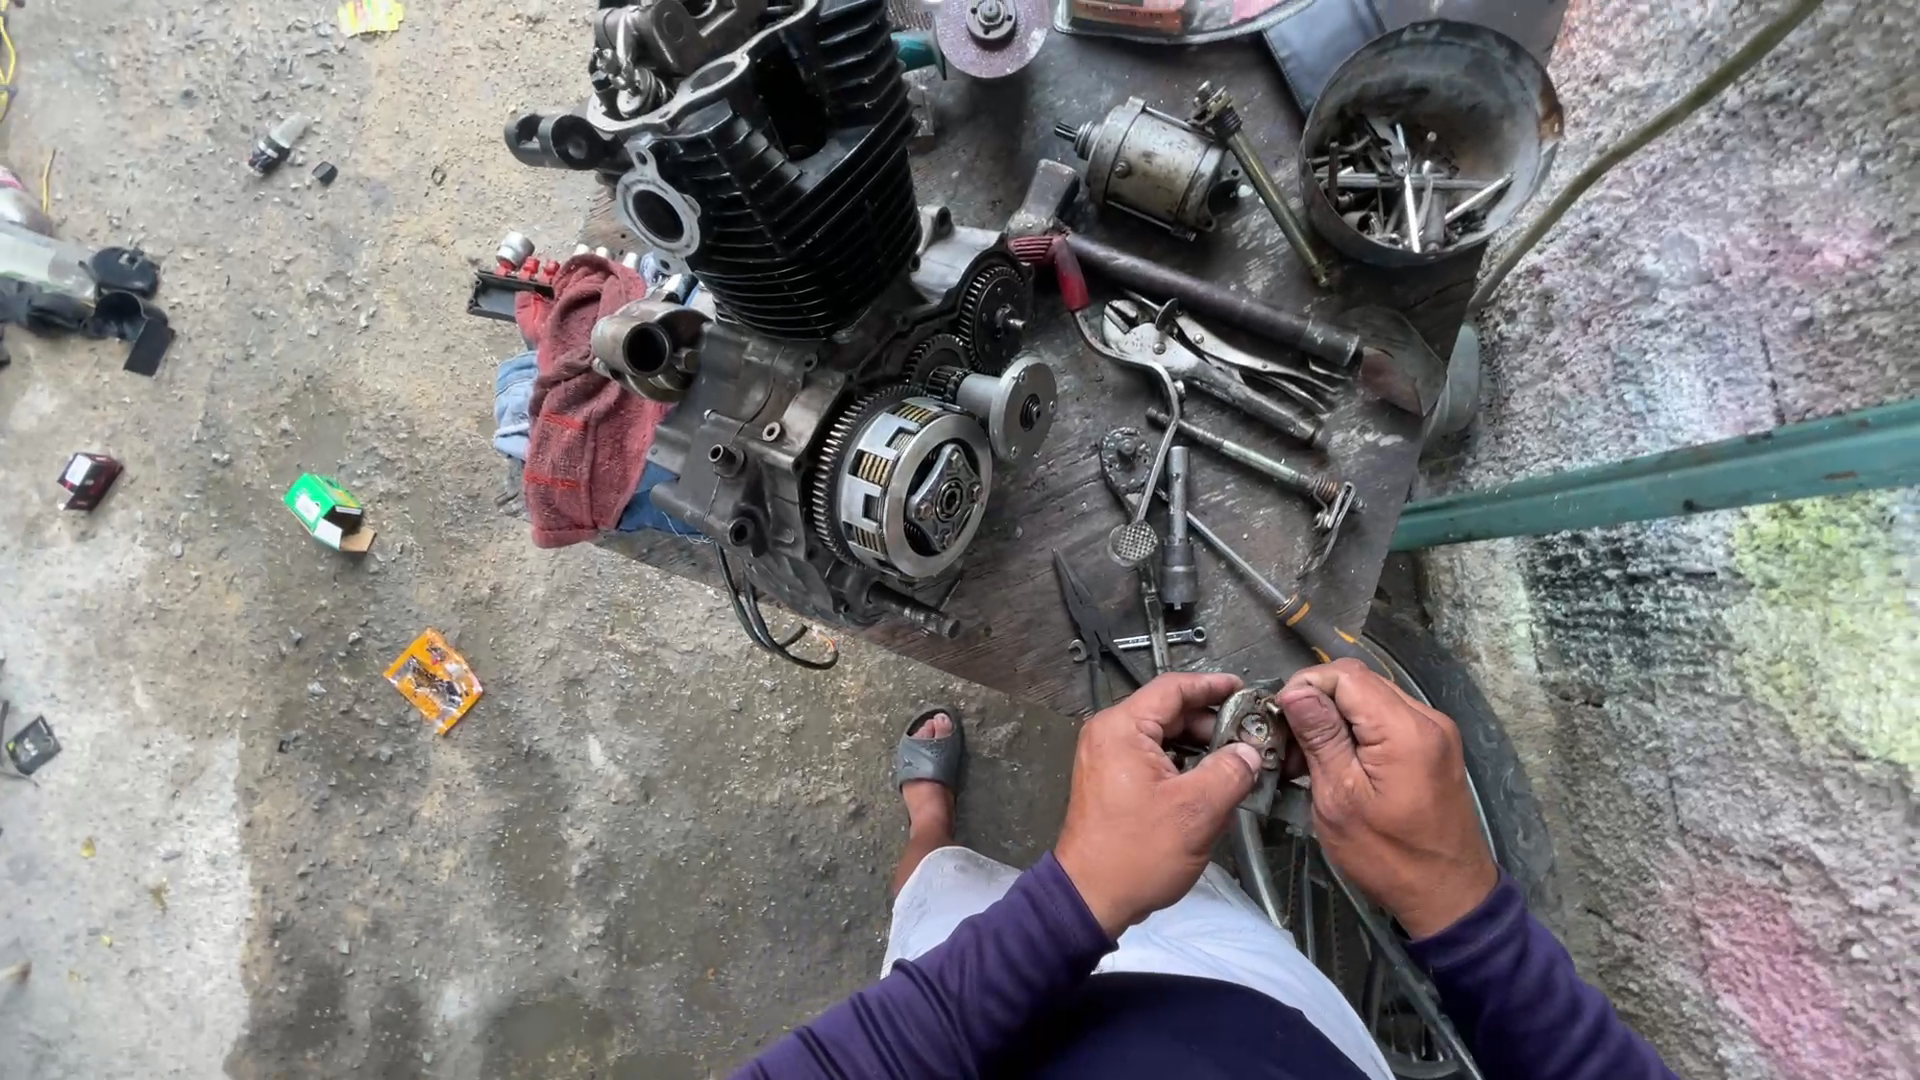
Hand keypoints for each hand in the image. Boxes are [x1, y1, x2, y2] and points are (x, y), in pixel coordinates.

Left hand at [1054, 673, 1262, 937]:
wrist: (1091, 896)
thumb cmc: (1135, 853)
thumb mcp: (1196, 810)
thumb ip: (1230, 772)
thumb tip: (1250, 753)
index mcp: (1122, 727)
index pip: (1172, 688)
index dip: (1212, 686)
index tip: (1242, 689)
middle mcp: (1108, 733)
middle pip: (1168, 712)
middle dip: (1211, 723)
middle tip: (1249, 737)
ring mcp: (1106, 756)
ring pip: (1162, 737)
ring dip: (1199, 746)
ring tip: (1236, 762)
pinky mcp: (1110, 778)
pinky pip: (1151, 757)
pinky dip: (1181, 764)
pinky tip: (1208, 782)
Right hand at [1277, 659, 1497, 938]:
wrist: (1449, 898)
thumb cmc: (1389, 856)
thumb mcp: (1339, 797)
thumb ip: (1320, 736)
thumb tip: (1294, 691)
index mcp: (1406, 730)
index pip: (1344, 675)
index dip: (1304, 687)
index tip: (1280, 719)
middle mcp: (1426, 718)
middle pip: (1356, 681)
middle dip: (1314, 702)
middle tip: (1288, 740)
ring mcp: (1432, 731)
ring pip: (1366, 696)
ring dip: (1330, 716)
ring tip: (1306, 756)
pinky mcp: (1430, 745)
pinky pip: (1381, 716)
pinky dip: (1351, 729)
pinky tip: (1334, 759)